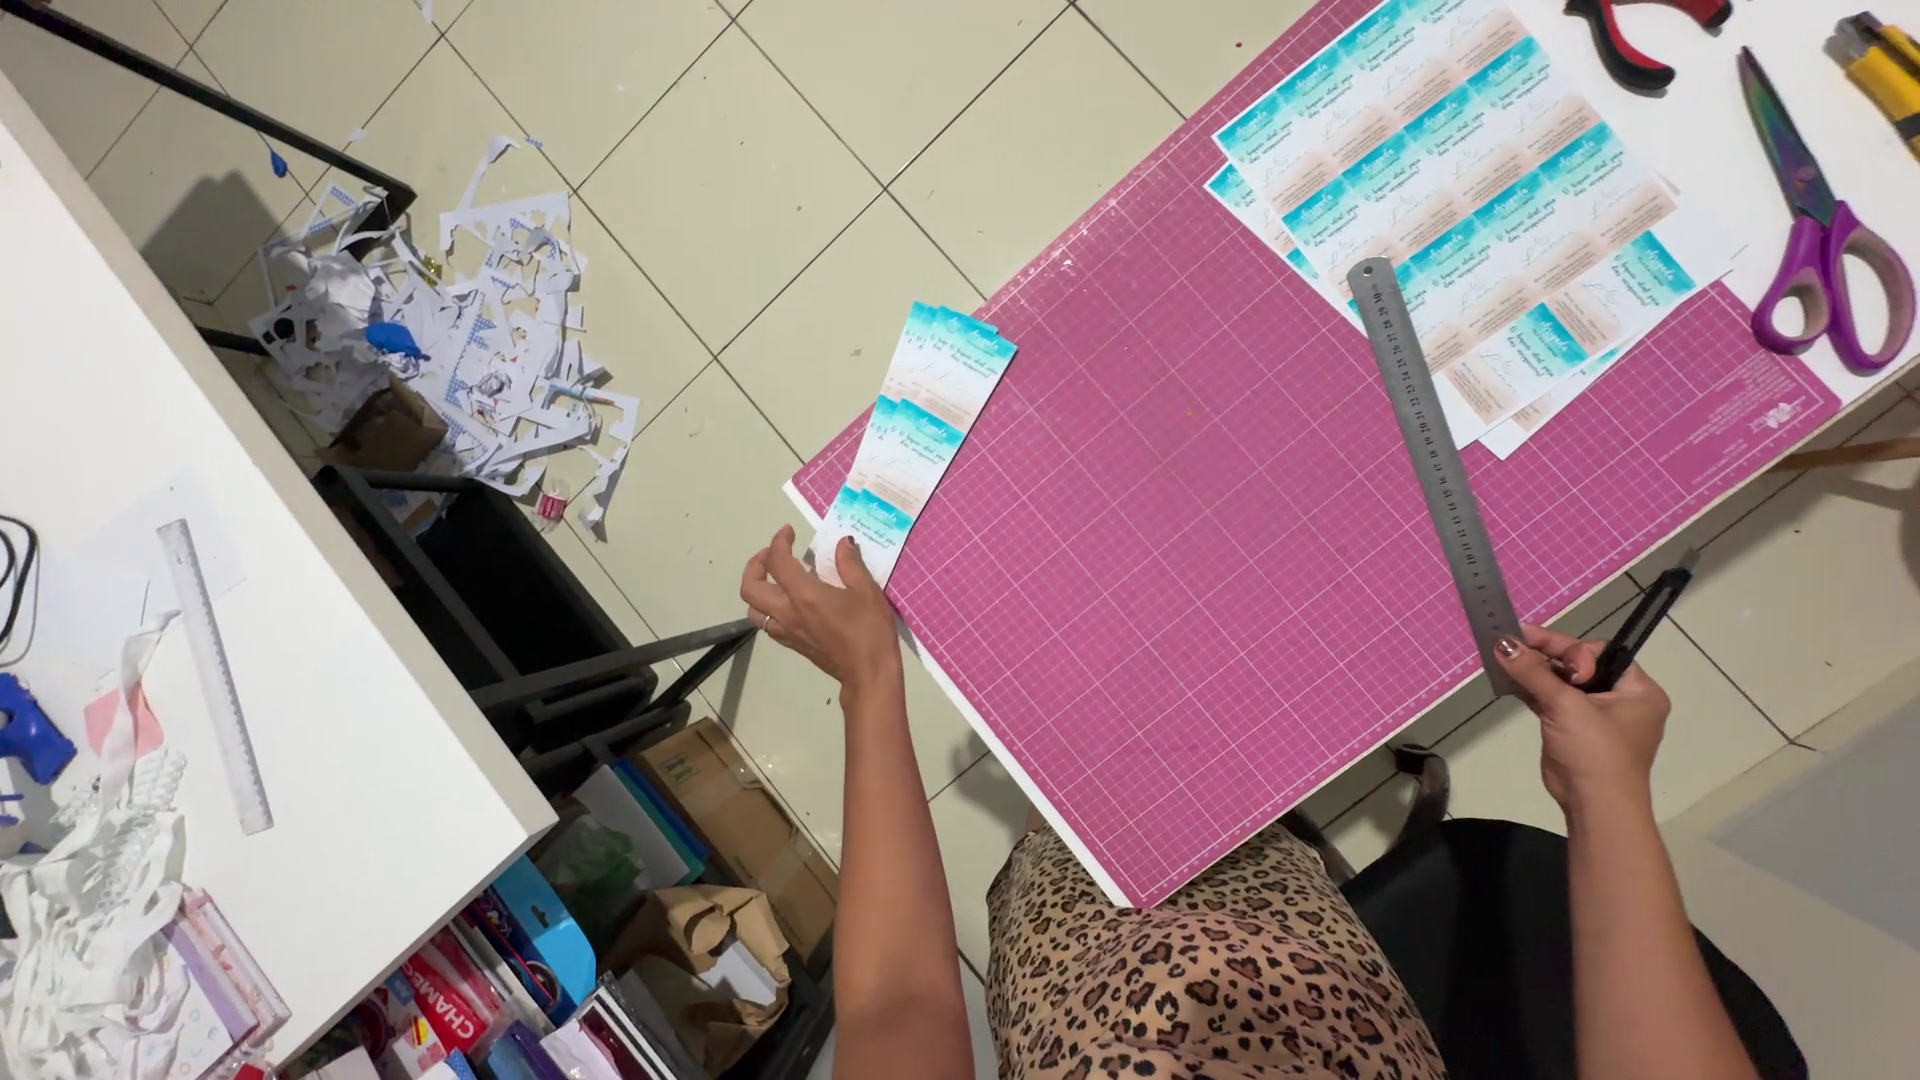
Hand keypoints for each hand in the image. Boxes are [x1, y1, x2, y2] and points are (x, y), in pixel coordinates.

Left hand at [739, 525, 901, 692]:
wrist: (868, 672)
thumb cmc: (870, 630)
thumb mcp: (867, 591)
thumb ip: (850, 564)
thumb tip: (842, 543)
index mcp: (804, 595)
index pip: (777, 562)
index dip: (779, 542)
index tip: (789, 532)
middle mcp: (788, 612)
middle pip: (750, 587)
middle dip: (755, 565)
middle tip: (774, 555)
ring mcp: (787, 630)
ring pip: (753, 609)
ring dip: (757, 589)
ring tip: (776, 579)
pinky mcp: (793, 644)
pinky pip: (767, 624)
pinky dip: (769, 608)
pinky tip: (789, 603)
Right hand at [1494, 624, 1670, 815]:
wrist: (1593, 802)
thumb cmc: (1595, 751)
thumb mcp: (1566, 706)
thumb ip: (1533, 672)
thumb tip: (1502, 642)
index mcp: (1637, 690)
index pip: (1601, 652)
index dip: (1573, 652)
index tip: (1546, 655)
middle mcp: (1618, 698)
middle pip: (1578, 663)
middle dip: (1546, 654)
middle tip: (1511, 643)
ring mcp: (1593, 713)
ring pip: (1559, 679)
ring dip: (1533, 669)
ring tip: (1502, 657)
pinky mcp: (1569, 725)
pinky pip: (1548, 696)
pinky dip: (1528, 687)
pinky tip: (1506, 678)